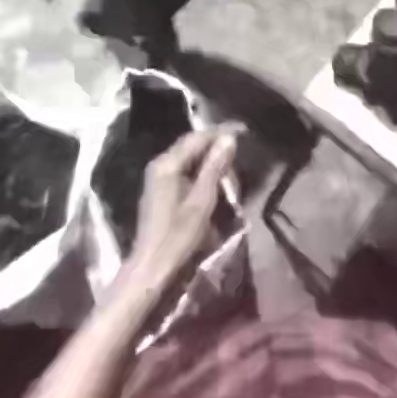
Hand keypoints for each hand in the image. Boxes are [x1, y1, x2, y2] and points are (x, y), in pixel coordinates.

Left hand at [122, 127, 239, 290]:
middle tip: (240, 147)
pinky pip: (185, 169)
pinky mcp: (161, 189)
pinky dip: (202, 169)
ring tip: (232, 162)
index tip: (244, 130)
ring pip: (188, 157)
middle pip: (191, 144)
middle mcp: (160, 164)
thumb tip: (229, 138)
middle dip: (216, 143)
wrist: (152, 267)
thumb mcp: (201, 201)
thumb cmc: (178, 236)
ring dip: (210, 157)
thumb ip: (214, 167)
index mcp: (167, 164)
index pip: (197, 137)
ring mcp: (158, 177)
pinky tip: (215, 178)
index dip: (221, 131)